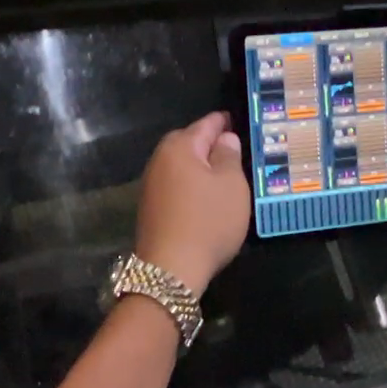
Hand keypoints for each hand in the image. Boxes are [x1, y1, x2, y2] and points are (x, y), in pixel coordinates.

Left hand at [133, 111, 251, 296]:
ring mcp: (151, 184)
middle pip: (187, 141)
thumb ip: (229, 156)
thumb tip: (224, 138)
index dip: (223, 121)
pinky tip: (203, 195)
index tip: (236, 118)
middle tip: (231, 146)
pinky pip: (175, 184)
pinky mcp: (150, 207)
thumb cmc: (208, 221)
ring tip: (221, 172)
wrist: (171, 269)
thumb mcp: (232, 185)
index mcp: (180, 147)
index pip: (206, 124)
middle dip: (208, 142)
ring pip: (180, 164)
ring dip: (198, 165)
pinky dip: (190, 184)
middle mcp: (160, 159)